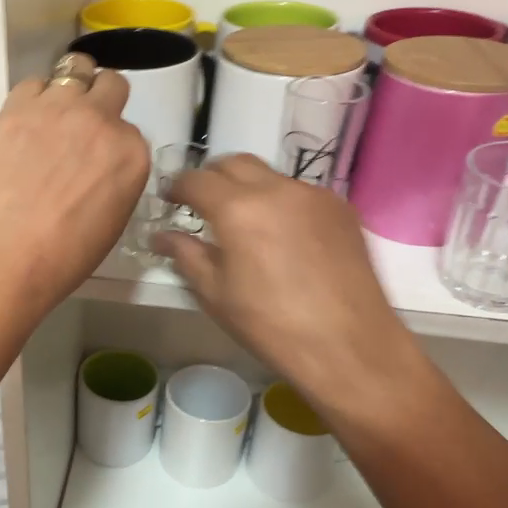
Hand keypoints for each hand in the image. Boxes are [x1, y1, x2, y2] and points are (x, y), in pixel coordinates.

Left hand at [0, 65, 149, 309]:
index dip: (110, 141)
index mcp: (132, 155)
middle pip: (110, 85)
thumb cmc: (64, 256)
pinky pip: (32, 84)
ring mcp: (60, 108)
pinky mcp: (18, 107)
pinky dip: (31, 98)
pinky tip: (22, 124)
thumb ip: (114, 181)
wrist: (9, 254)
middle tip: (78, 126)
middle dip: (98, 100)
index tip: (94, 158)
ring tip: (49, 117)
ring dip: (67, 89)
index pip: (130, 131)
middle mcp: (102, 121)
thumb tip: (96, 169)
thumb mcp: (112, 221)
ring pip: (75, 70)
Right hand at [151, 156, 430, 420]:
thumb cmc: (270, 324)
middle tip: (200, 204)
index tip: (169, 201)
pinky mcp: (341, 209)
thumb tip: (161, 236)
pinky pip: (300, 193)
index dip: (176, 187)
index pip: (196, 180)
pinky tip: (281, 236)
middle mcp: (276, 189)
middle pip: (234, 164)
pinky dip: (280, 203)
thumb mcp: (216, 294)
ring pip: (270, 176)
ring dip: (248, 188)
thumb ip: (186, 255)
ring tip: (243, 222)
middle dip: (212, 178)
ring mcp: (314, 195)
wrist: (347, 343)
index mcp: (238, 209)